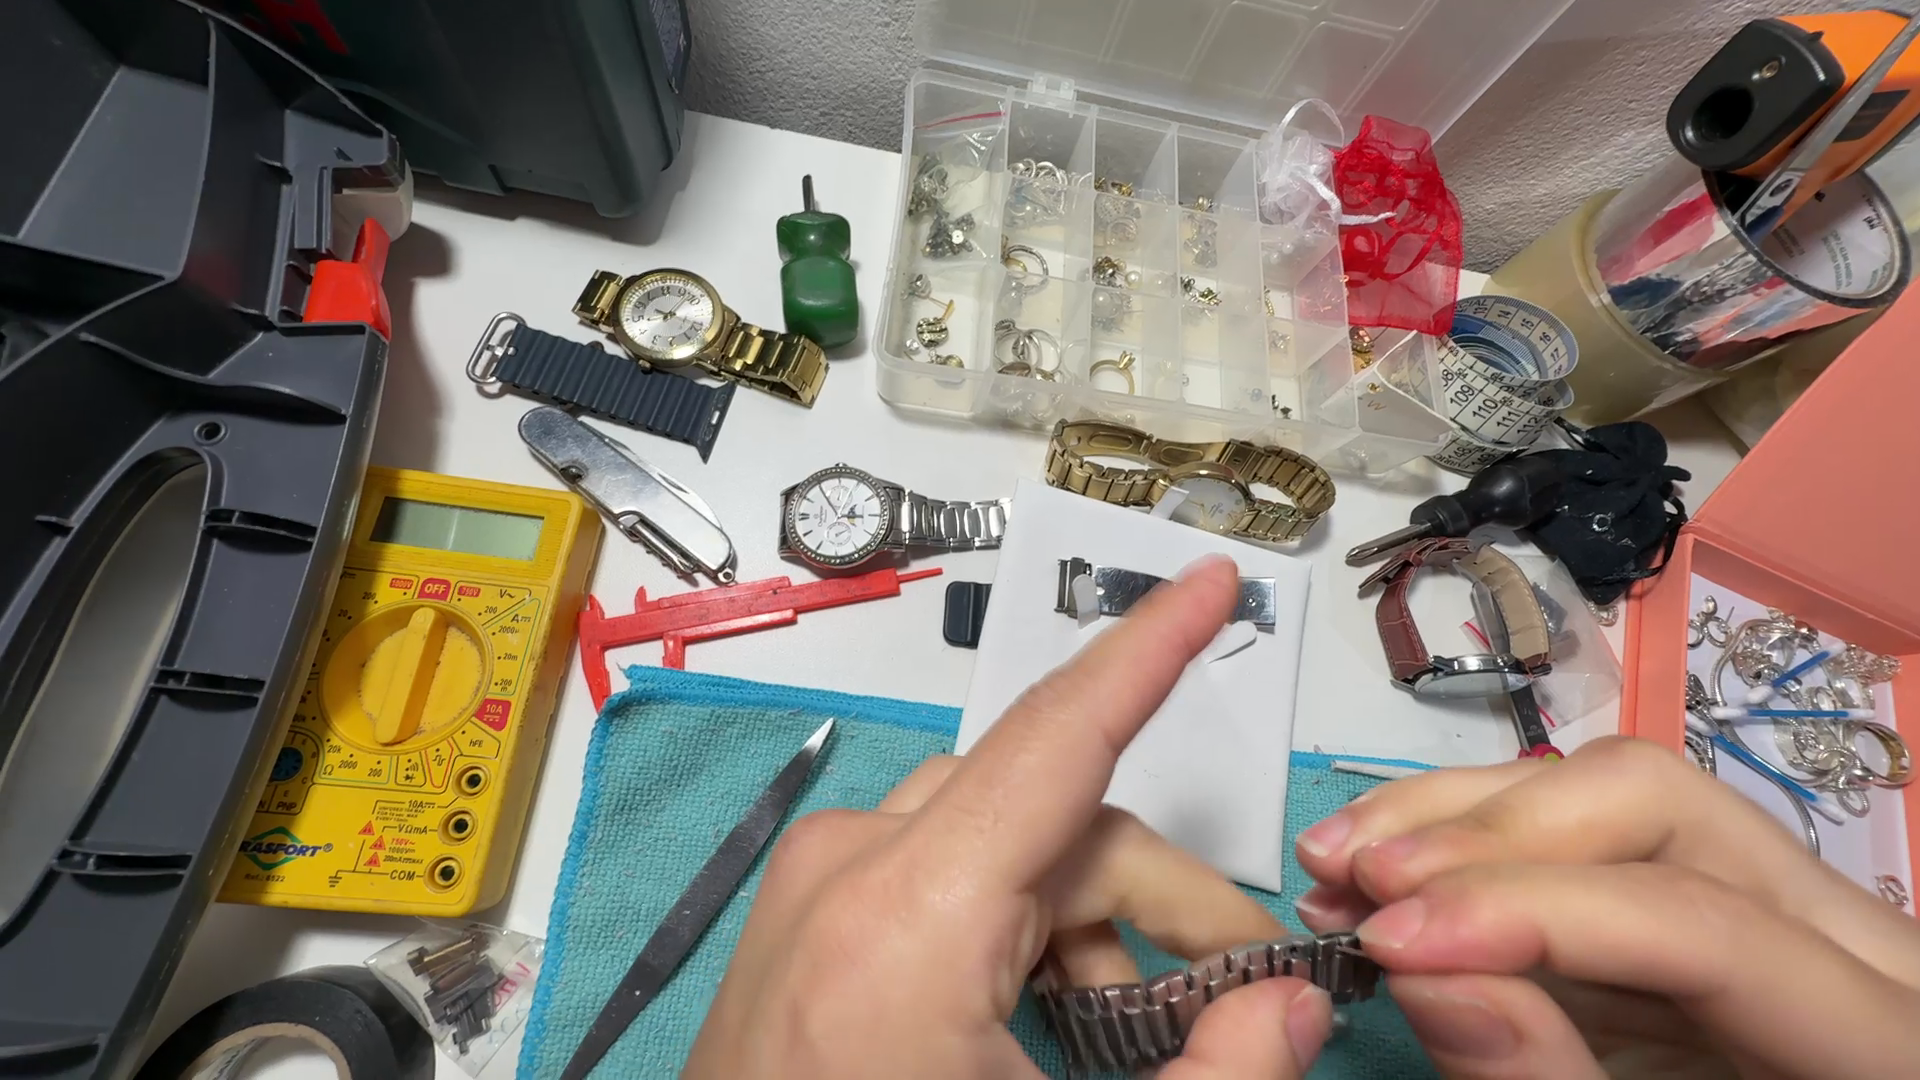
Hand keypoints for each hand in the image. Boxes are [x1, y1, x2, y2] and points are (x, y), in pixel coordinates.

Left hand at [686, 556, 1332, 1078]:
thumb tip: (1291, 1002)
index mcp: (907, 916)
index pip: (1058, 734)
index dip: (1149, 647)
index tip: (1207, 581)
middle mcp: (856, 859)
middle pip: (1055, 812)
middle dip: (1160, 888)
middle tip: (1242, 983)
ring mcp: (827, 869)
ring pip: (1008, 834)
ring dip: (1090, 913)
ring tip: (1137, 1027)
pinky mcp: (818, 893)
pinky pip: (953, 864)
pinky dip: (1022, 919)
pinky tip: (1046, 1010)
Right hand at [1291, 736, 1919, 1077]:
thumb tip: (1415, 968)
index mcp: (1890, 1039)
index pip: (1703, 924)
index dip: (1530, 914)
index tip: (1389, 939)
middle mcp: (1834, 926)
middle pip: (1640, 798)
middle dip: (1474, 833)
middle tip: (1361, 881)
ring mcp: (1739, 881)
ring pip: (1570, 783)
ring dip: (1425, 815)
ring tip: (1327, 863)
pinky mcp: (1651, 876)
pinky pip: (1535, 818)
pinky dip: (1429, 831)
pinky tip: (1357, 862)